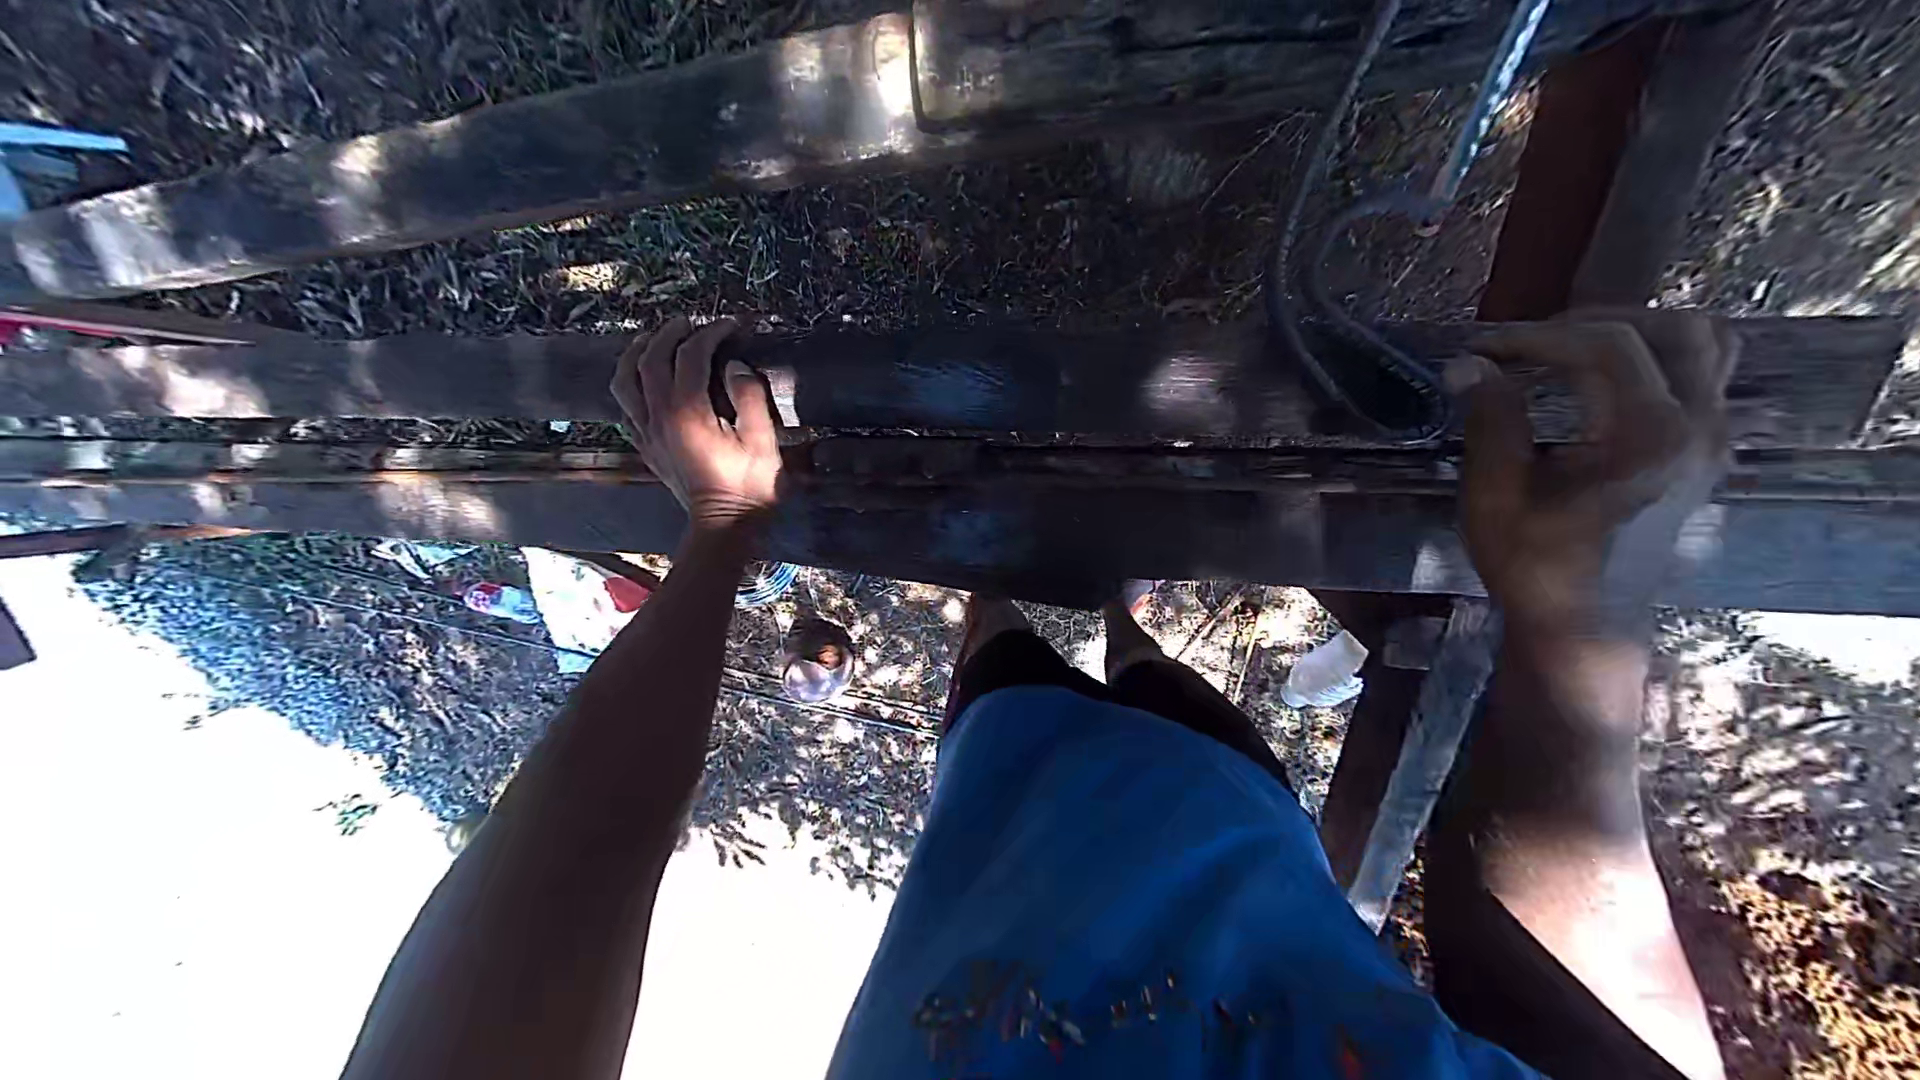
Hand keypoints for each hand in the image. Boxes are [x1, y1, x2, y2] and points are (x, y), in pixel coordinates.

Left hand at [611, 316, 781, 530]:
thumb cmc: (750, 487)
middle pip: (651, 359)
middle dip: (670, 333)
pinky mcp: (644, 445)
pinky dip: (630, 381)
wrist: (724, 525)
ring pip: (625, 379)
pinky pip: (625, 403)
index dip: (711, 334)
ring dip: (638, 352)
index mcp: (688, 412)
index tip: (731, 326)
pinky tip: (645, 378)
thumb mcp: (763, 442)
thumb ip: (749, 398)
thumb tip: (735, 366)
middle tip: (691, 323)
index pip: (691, 356)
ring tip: (655, 340)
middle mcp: (658, 416)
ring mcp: (646, 431)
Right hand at [1454, 310, 1733, 639]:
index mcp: (1647, 435)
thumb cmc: (1530, 561)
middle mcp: (1700, 425)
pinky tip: (1598, 379)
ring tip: (1563, 349)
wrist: (1582, 619)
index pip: (1603, 348)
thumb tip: (1468, 364)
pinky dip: (1652, 356)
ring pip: (1701, 343)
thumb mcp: (1494, 493)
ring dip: (1630, 332)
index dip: (1533, 337)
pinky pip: (1701, 373)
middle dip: (1585, 324)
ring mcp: (1714, 436)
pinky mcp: (1707, 448)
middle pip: (1667, 329)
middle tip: (1522, 344)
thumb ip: (1490, 421)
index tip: (1478, 348)